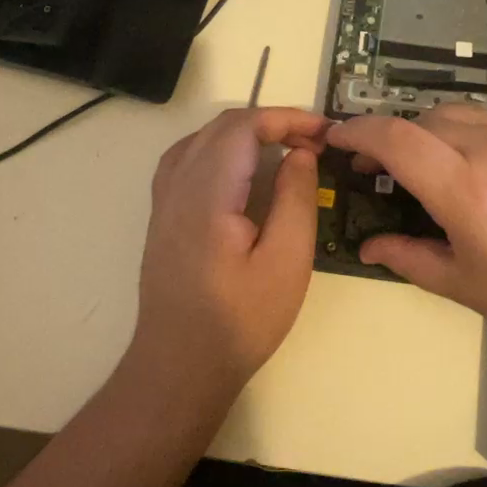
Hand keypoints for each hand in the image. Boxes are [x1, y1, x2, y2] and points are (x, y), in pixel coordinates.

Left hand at [130, 107, 331, 398]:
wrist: (179, 367)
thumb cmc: (240, 321)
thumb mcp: (287, 263)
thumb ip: (295, 199)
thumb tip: (300, 153)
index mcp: (208, 194)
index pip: (243, 127)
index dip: (286, 118)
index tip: (323, 133)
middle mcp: (178, 187)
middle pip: (222, 126)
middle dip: (270, 123)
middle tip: (313, 144)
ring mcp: (164, 200)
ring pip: (202, 138)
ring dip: (245, 133)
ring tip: (283, 150)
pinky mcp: (162, 216)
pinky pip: (187, 158)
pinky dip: (220, 148)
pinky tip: (241, 169)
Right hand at [328, 105, 486, 347]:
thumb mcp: (468, 286)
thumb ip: (410, 260)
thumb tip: (370, 247)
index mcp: (465, 191)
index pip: (395, 139)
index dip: (356, 132)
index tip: (334, 138)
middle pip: (419, 120)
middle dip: (385, 135)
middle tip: (369, 165)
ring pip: (451, 112)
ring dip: (420, 128)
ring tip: (412, 162)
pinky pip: (483, 119)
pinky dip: (455, 130)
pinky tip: (458, 162)